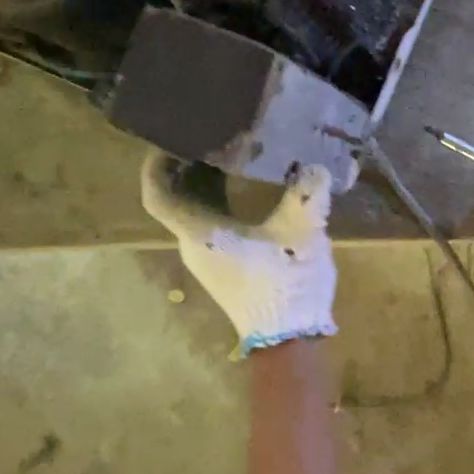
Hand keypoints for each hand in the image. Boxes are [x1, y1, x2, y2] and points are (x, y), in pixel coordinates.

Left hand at [141, 153, 338, 355]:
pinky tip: (246, 189)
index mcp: (200, 233)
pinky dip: (218, 202)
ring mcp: (207, 259)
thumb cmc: (284, 282)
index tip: (170, 138)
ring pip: (193, 213)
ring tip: (229, 155)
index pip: (158, 195)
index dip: (157, 165)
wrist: (289, 337)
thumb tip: (316, 166)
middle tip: (208, 136)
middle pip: (175, 199)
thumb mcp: (301, 231)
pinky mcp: (224, 267)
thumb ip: (308, 193)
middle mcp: (194, 245)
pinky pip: (209, 225)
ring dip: (204, 184)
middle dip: (187, 167)